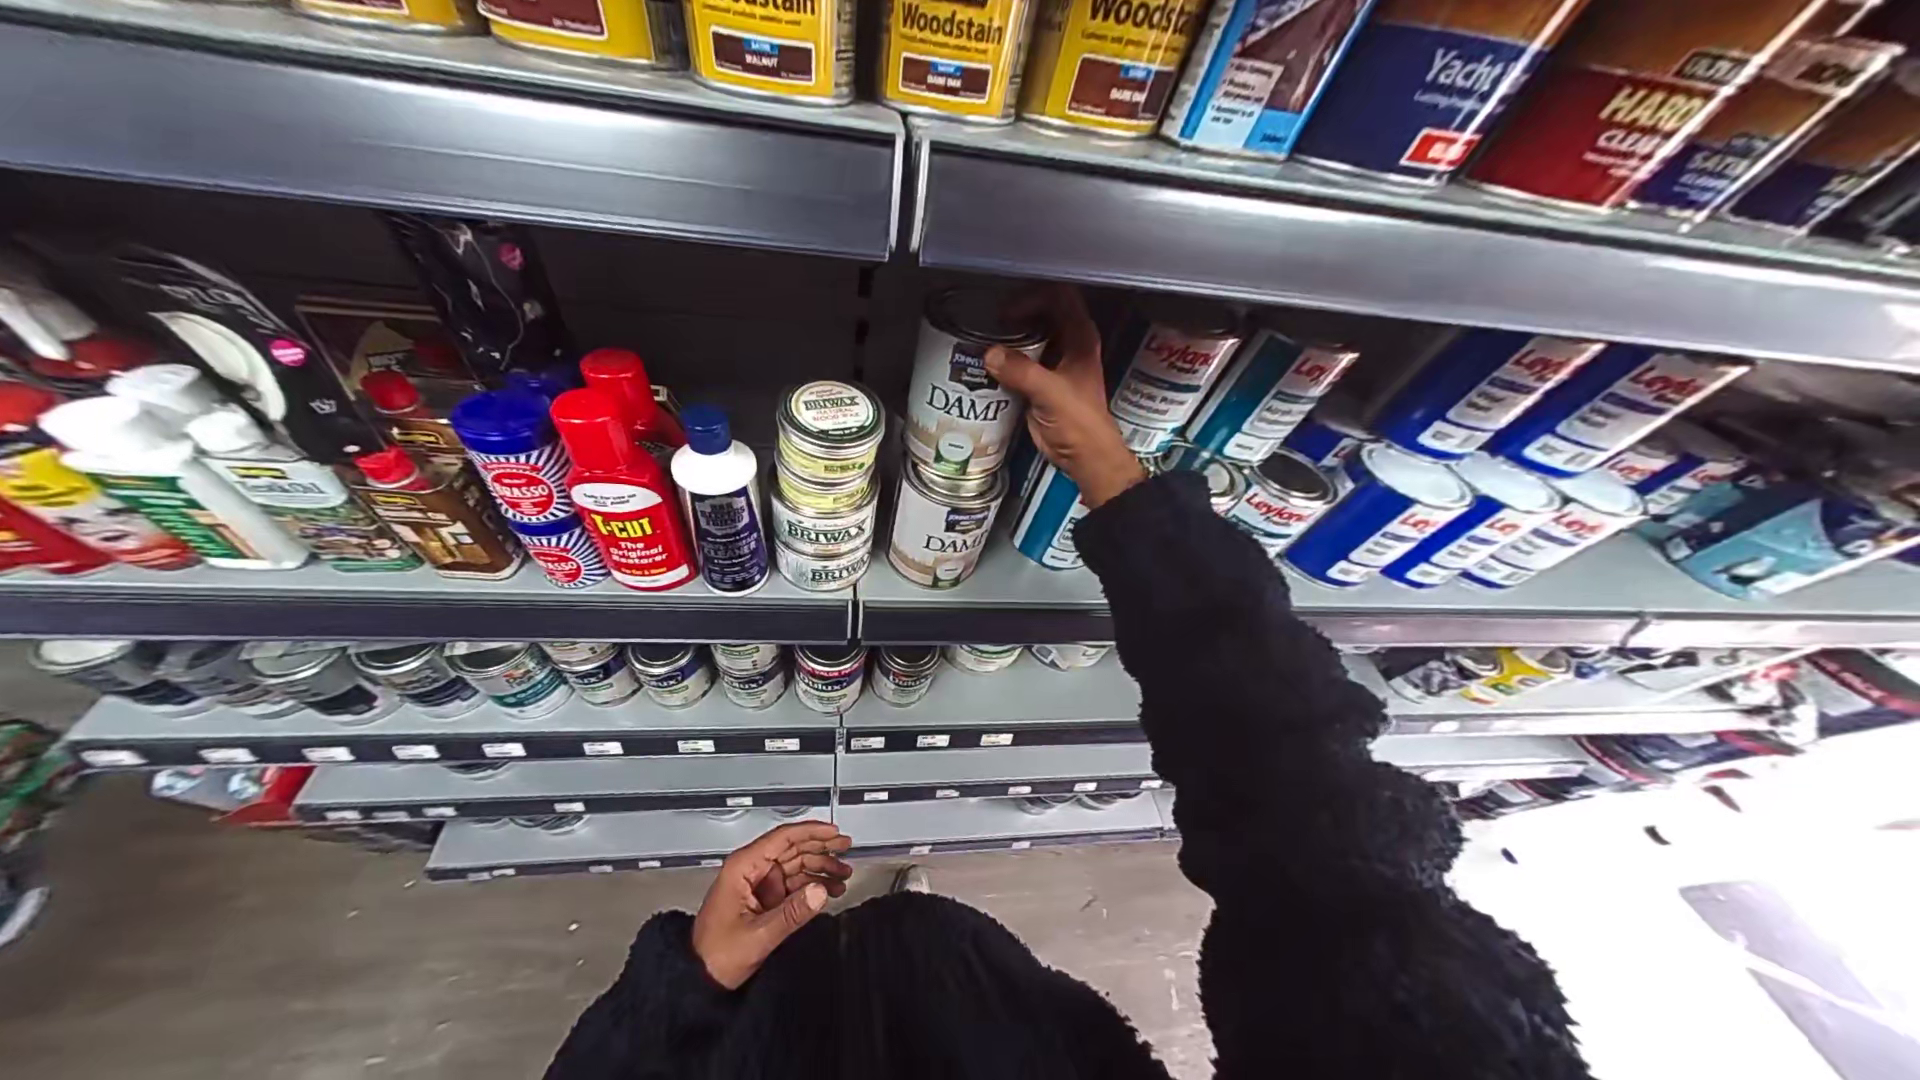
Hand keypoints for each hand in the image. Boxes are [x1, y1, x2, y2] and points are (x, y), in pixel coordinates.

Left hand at [690, 820, 852, 989]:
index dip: (811, 831)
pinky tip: (829, 890)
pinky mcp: (764, 899)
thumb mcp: (757, 936)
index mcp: (743, 867)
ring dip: (821, 868)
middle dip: (822, 847)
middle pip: (793, 848)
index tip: (834, 831)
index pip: (782, 837)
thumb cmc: (715, 956)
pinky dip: (813, 886)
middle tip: (846, 848)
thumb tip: (821, 891)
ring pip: (797, 864)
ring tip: (844, 874)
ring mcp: (759, 883)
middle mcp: (752, 869)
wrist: (697, 982)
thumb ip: (791, 913)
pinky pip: (794, 884)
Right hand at [986, 285, 1146, 508]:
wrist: (1085, 457)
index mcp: (1080, 339)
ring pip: (1029, 339)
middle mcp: (1068, 347)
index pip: (1059, 298)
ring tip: (982, 341)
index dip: (1034, 297)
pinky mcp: (1040, 385)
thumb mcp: (1051, 393)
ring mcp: (1053, 365)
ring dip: (1008, 340)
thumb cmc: (1080, 423)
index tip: (1008, 311)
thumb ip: (1022, 371)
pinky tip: (986, 366)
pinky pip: (1020, 364)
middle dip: (1015, 316)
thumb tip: (990, 355)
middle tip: (989, 324)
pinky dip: (1005, 362)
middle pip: (1040, 315)